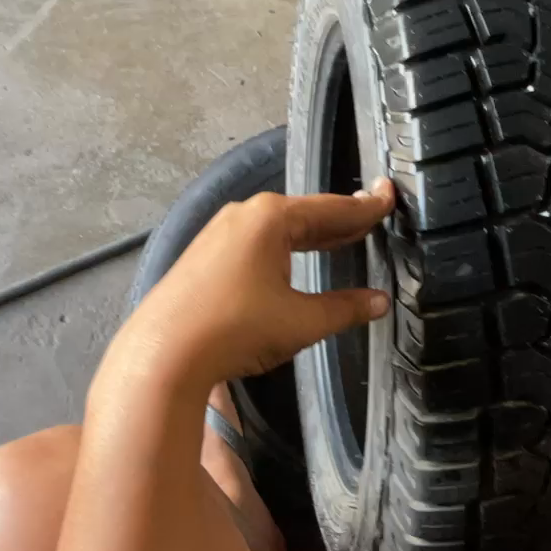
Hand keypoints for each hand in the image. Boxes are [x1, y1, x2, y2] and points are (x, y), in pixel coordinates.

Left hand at [109, 180, 394, 387]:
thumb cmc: (235, 329)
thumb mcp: (301, 322)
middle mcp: (244, 215)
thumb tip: (379, 302)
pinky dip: (286, 246)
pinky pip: (258, 241)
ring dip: (313, 234)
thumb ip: (344, 308)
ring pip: (279, 228)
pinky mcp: (206, 255)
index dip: (365, 207)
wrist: (162, 355)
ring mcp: (220, 233)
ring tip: (344, 235)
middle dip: (340, 217)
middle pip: (305, 213)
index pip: (331, 209)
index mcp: (271, 218)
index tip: (389, 195)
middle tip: (373, 213)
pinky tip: (296, 258)